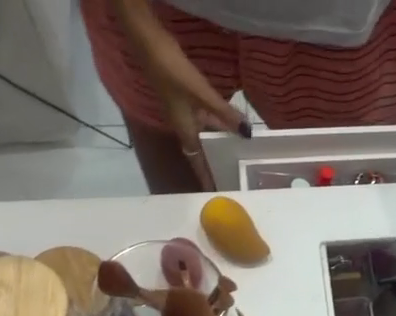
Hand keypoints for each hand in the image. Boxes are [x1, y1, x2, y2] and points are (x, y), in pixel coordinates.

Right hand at [122, 10, 246, 185]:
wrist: (148, 42)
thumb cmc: (172, 71)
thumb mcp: (202, 94)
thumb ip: (225, 113)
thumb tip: (248, 134)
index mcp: (185, 129)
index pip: (196, 160)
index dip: (205, 176)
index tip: (214, 192)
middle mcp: (183, 124)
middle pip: (201, 149)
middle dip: (214, 162)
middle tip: (233, 174)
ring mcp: (183, 109)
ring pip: (205, 132)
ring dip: (219, 141)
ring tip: (239, 151)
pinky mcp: (185, 95)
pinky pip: (205, 117)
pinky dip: (218, 122)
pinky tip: (231, 121)